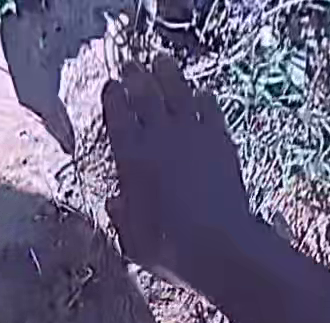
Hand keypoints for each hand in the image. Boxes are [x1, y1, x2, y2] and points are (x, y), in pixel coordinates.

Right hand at [102, 54, 264, 291]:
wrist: (218, 245)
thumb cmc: (169, 250)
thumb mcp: (133, 241)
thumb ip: (122, 216)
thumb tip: (115, 201)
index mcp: (131, 158)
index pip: (117, 116)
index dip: (113, 99)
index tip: (110, 89)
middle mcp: (159, 136)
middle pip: (145, 93)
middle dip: (135, 77)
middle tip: (131, 68)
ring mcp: (192, 132)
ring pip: (177, 90)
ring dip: (166, 75)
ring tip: (160, 65)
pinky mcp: (219, 137)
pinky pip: (208, 106)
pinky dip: (200, 98)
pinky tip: (198, 97)